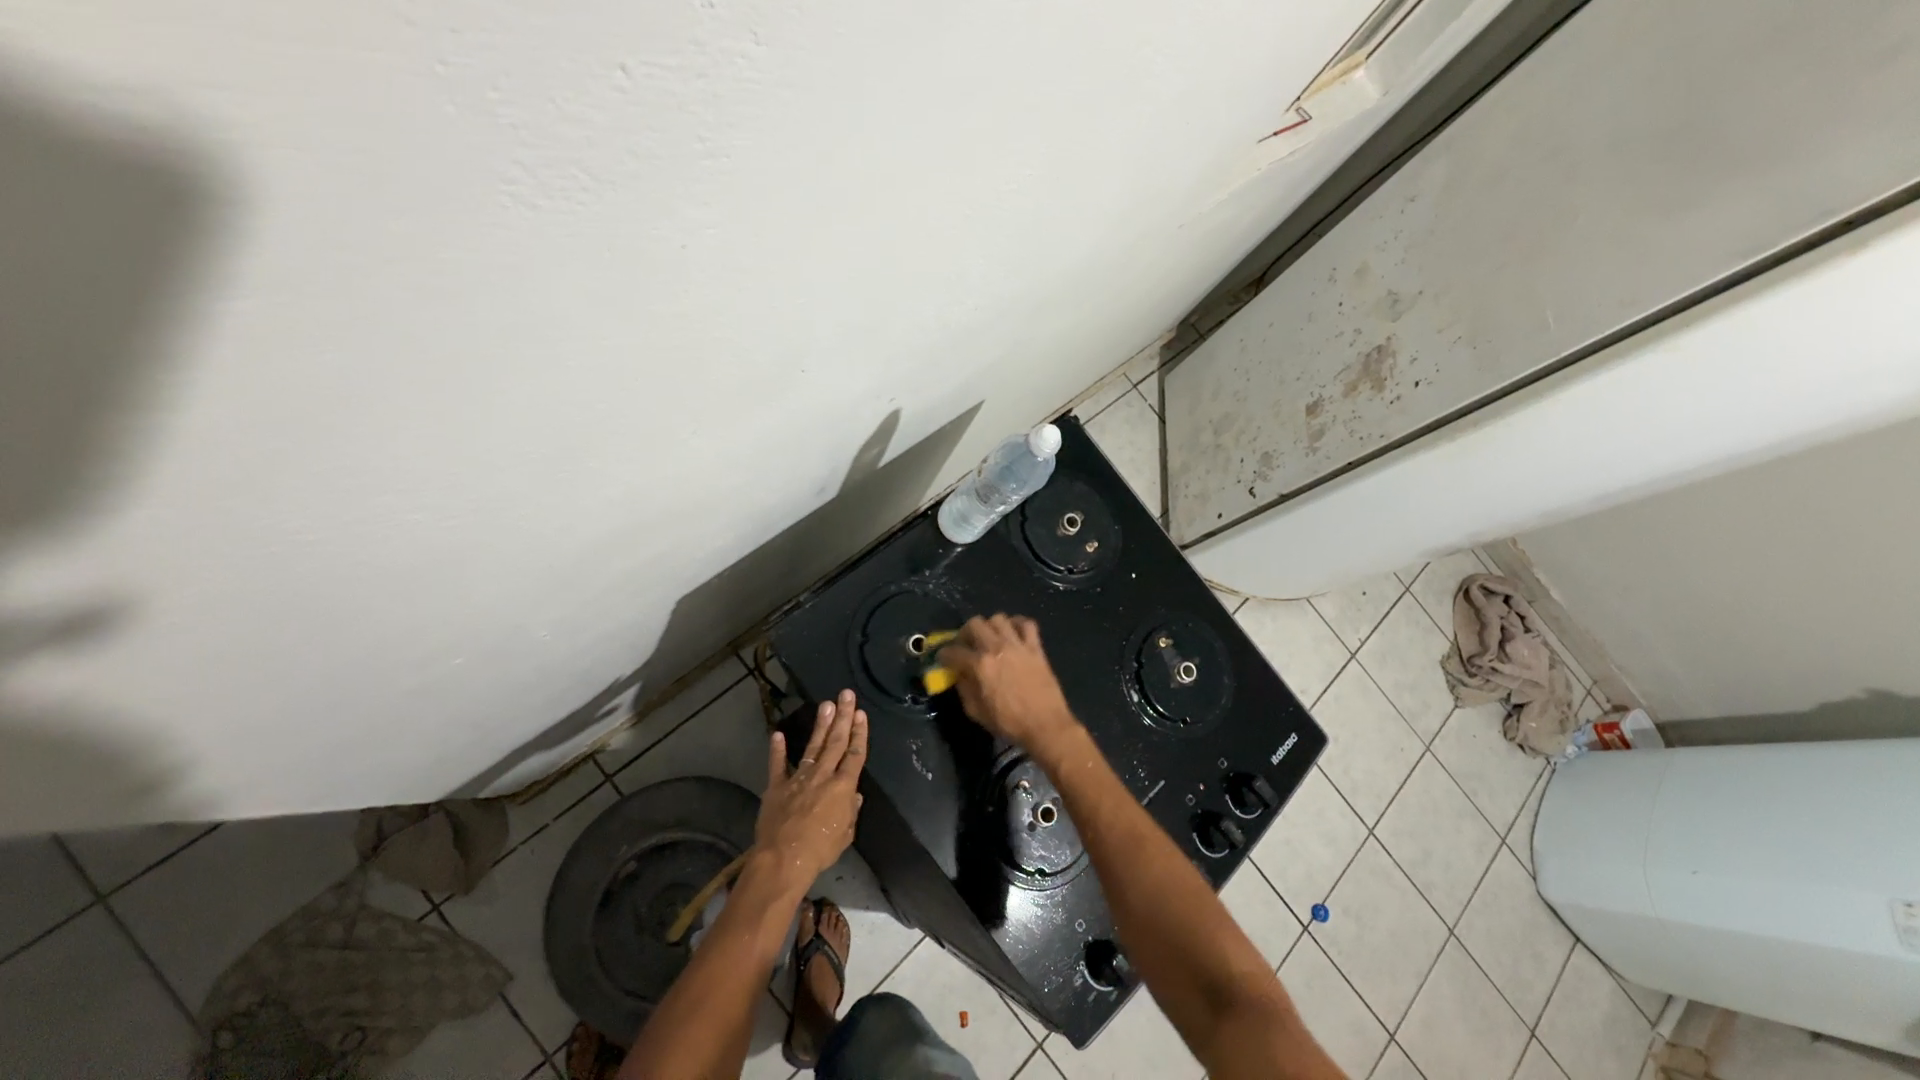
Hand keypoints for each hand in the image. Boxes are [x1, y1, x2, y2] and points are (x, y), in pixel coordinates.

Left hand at [753, 689, 867, 890]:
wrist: (784, 858)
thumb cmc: (820, 850)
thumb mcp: (845, 835)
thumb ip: (850, 812)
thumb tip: (854, 796)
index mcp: (842, 787)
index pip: (855, 754)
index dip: (859, 733)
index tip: (861, 714)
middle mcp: (822, 776)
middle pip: (836, 742)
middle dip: (843, 717)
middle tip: (846, 695)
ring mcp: (798, 779)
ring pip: (812, 747)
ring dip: (820, 725)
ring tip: (826, 704)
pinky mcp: (776, 786)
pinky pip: (777, 765)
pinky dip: (777, 750)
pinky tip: (777, 734)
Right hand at [937, 615, 1082, 757]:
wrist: (1045, 725)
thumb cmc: (1009, 723)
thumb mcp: (977, 712)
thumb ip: (963, 689)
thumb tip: (958, 675)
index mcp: (980, 665)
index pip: (953, 651)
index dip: (943, 655)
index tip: (943, 659)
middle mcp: (997, 648)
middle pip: (974, 624)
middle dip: (964, 633)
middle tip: (966, 646)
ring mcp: (1018, 645)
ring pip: (998, 618)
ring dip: (989, 626)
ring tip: (990, 639)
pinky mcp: (1036, 647)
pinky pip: (1027, 623)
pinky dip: (1017, 624)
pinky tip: (1013, 634)